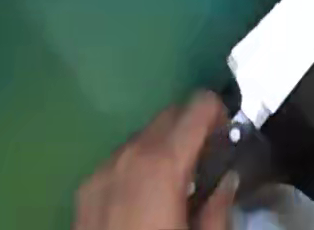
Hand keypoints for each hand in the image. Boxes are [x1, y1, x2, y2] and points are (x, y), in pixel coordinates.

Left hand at [74, 92, 237, 229]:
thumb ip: (219, 208)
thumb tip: (226, 180)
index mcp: (162, 163)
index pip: (197, 106)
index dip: (218, 112)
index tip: (228, 135)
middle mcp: (130, 152)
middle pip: (170, 115)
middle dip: (192, 129)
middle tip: (208, 161)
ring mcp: (102, 169)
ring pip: (143, 136)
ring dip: (164, 147)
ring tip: (176, 186)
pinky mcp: (84, 190)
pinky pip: (120, 160)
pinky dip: (138, 166)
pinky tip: (145, 203)